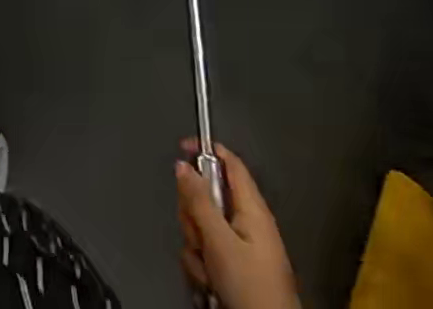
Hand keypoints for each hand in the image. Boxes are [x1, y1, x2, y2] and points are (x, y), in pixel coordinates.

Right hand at [175, 141, 299, 308]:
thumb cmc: (249, 284)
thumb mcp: (219, 241)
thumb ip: (199, 201)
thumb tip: (182, 164)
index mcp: (252, 209)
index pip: (230, 163)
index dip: (207, 149)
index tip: (181, 147)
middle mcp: (246, 221)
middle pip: (207, 194)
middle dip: (193, 212)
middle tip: (197, 232)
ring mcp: (239, 243)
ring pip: (201, 222)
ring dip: (195, 240)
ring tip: (205, 263)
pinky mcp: (232, 263)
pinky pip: (205, 246)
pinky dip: (200, 260)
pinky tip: (208, 278)